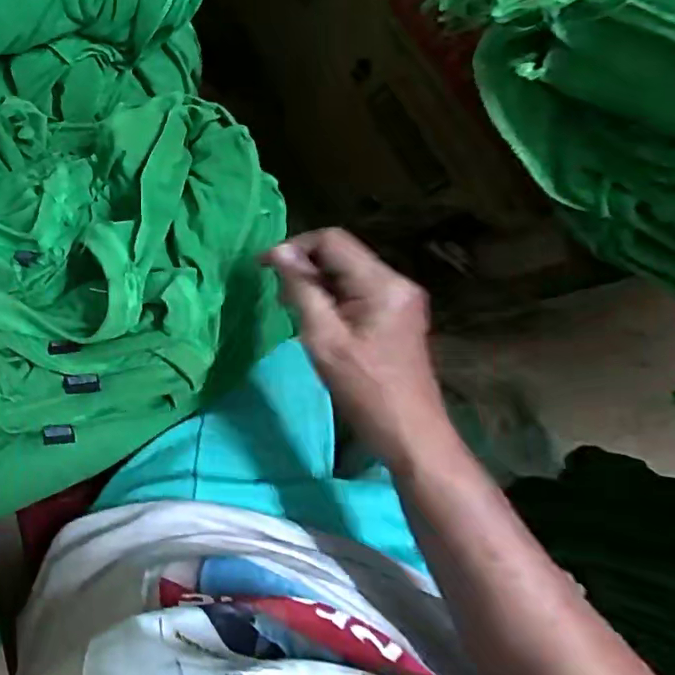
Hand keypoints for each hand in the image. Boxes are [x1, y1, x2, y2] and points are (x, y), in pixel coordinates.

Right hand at [263, 229, 444, 458]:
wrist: (410, 434)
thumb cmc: (364, 389)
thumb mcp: (323, 337)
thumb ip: (300, 288)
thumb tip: (277, 252)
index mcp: (382, 283)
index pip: (332, 240)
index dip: (294, 247)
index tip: (264, 267)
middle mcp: (396, 281)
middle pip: (341, 253)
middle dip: (304, 266)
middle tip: (277, 293)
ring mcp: (400, 298)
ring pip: (347, 271)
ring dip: (316, 281)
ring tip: (292, 307)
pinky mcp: (397, 314)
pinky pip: (357, 289)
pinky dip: (331, 296)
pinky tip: (315, 318)